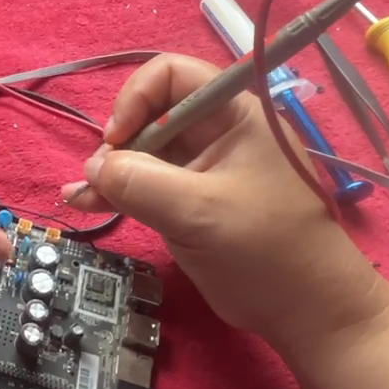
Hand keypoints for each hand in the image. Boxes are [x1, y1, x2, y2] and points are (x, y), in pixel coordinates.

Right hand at [61, 54, 388, 356]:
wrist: (307, 314)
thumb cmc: (266, 251)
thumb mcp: (199, 211)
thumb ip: (139, 182)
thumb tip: (92, 167)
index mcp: (233, 115)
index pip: (171, 75)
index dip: (136, 98)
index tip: (117, 139)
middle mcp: (216, 132)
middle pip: (150, 113)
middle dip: (119, 142)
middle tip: (100, 178)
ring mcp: (201, 167)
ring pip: (141, 151)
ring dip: (109, 170)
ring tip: (82, 196)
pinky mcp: (188, 200)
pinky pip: (143, 183)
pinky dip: (114, 191)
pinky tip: (83, 202)